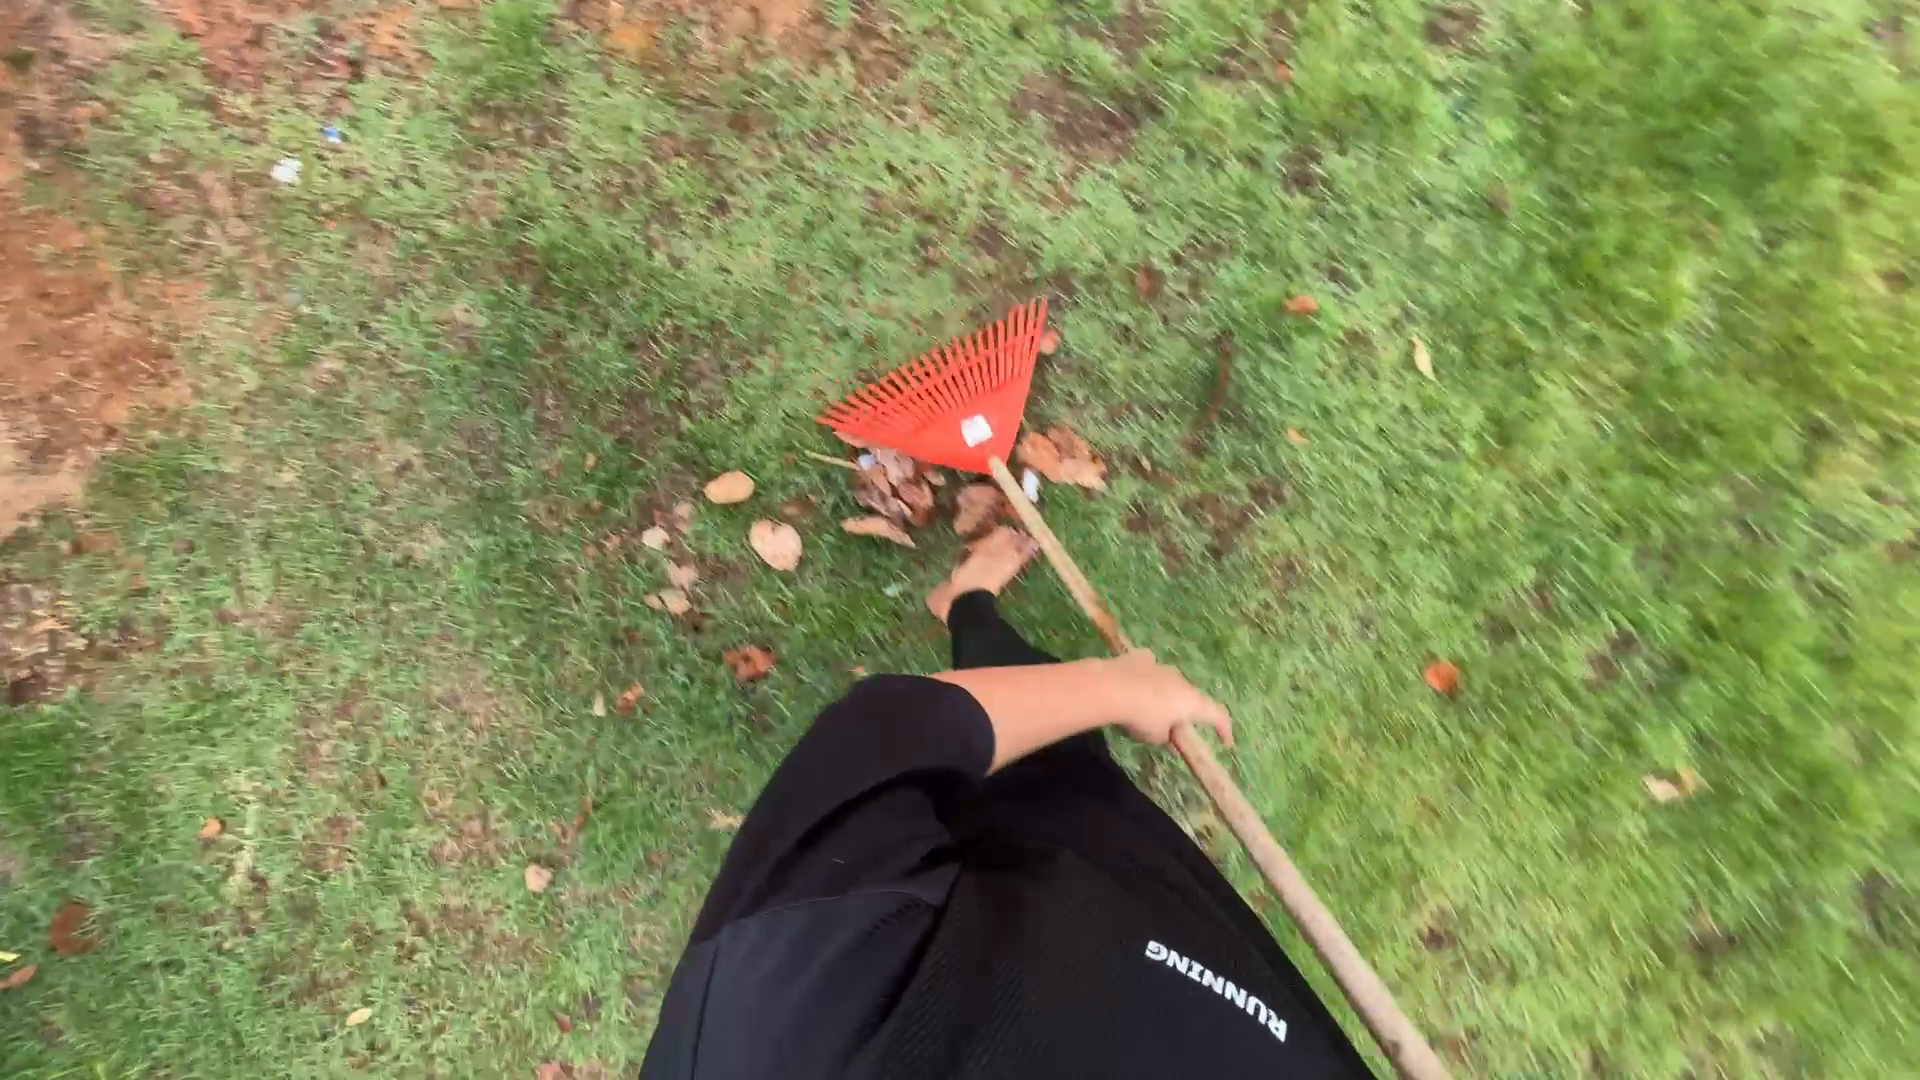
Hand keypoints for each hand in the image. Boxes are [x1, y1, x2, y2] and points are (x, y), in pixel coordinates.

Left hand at [1102, 650, 1233, 748]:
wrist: (1110, 687)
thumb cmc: (1140, 716)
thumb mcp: (1155, 736)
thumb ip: (1167, 737)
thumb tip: (1169, 736)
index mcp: (1192, 701)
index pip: (1217, 715)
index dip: (1223, 729)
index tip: (1225, 742)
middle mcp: (1181, 680)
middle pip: (1189, 696)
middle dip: (1184, 710)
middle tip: (1174, 724)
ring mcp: (1160, 665)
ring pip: (1169, 681)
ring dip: (1164, 693)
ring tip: (1149, 705)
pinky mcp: (1140, 657)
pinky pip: (1148, 668)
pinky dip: (1145, 677)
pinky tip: (1133, 684)